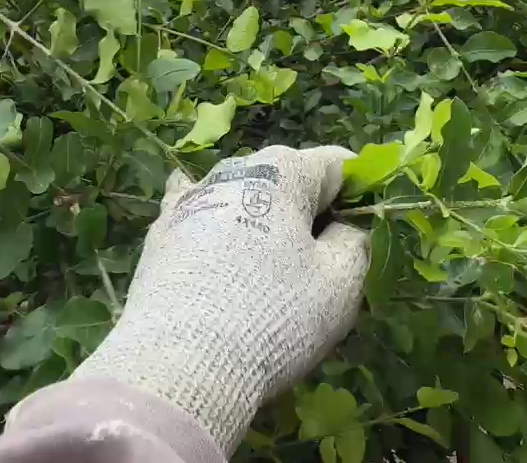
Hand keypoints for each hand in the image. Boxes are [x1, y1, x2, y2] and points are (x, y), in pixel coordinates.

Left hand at [71, 144, 369, 451]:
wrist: (180, 362)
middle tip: (318, 267)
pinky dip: (216, 223)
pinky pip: (199, 212)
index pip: (339, 165)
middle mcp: (237, 167)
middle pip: (291, 180)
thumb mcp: (340, 284)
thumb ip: (354, 241)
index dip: (359, 196)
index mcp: (285, 170)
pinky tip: (214, 240)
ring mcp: (195, 195)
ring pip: (246, 196)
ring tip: (267, 274)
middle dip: (310, 213)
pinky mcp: (164, 227)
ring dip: (264, 222)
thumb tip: (344, 226)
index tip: (362, 237)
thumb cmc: (273, 317)